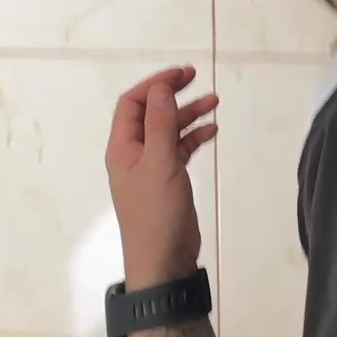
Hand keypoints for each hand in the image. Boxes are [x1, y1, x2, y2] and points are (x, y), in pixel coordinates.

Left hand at [105, 65, 218, 287]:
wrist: (164, 262)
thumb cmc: (156, 212)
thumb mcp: (159, 163)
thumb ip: (160, 124)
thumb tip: (161, 88)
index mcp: (122, 147)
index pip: (133, 103)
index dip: (155, 84)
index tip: (182, 74)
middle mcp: (134, 153)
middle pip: (151, 112)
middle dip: (172, 93)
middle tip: (197, 78)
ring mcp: (150, 166)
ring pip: (168, 128)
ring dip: (188, 113)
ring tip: (214, 102)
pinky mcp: (167, 179)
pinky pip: (179, 147)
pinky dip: (194, 136)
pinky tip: (212, 130)